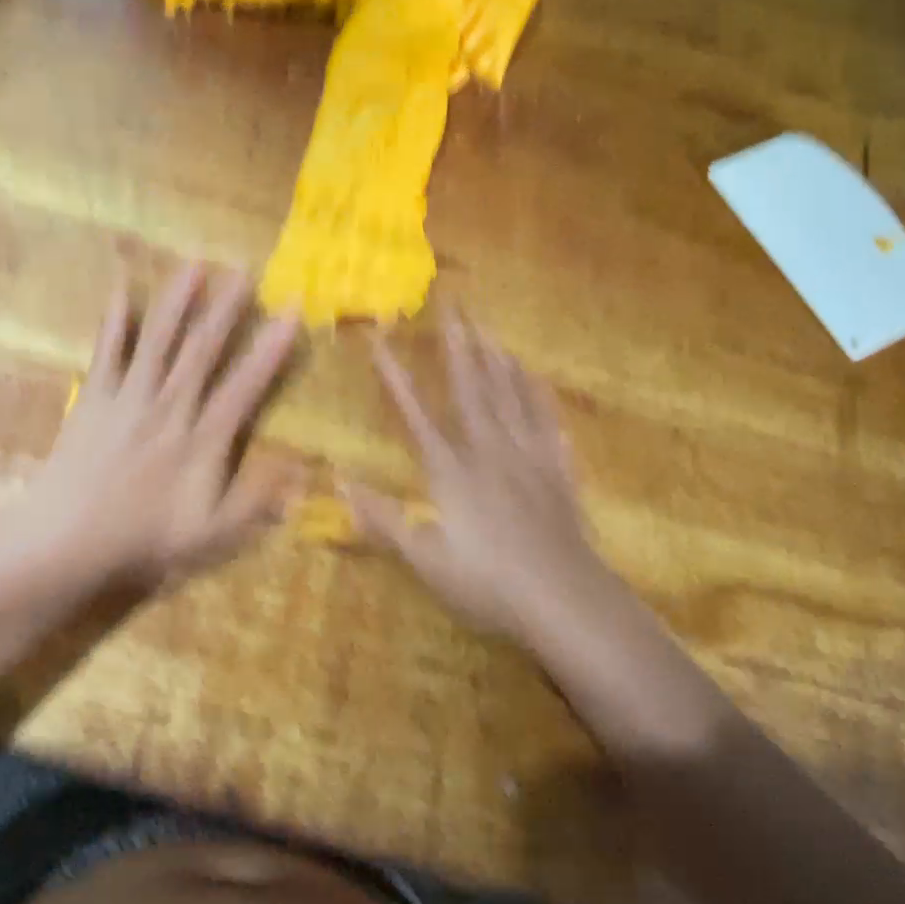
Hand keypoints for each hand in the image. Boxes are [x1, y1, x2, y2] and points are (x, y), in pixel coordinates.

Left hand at [11, 265, 298, 588]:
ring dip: (177, 301)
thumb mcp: (210, 535)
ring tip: (195, 264)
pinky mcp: (93, 399)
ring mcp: (128, 399)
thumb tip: (299, 469)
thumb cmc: (142, 540)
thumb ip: (255, 502)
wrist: (68, 539)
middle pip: (202, 351)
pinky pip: (106, 352)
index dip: (271, 349)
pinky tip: (120, 290)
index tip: (291, 311)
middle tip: (245, 269)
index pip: (244, 387)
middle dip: (226, 309)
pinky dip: (114, 320)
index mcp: (201, 440)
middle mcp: (169, 408)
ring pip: (158, 341)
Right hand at [344, 314, 613, 637]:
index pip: (415, 414)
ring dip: (497, 357)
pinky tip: (536, 376)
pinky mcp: (558, 471)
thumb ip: (382, 518)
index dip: (395, 376)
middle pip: (471, 387)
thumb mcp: (424, 558)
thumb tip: (338, 481)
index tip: (380, 338)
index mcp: (451, 471)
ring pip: (511, 395)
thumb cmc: (487, 583)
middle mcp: (489, 451)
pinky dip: (539, 394)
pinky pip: (547, 420)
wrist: (566, 600)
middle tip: (452, 303)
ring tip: (488, 326)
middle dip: (457, 343)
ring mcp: (528, 457)